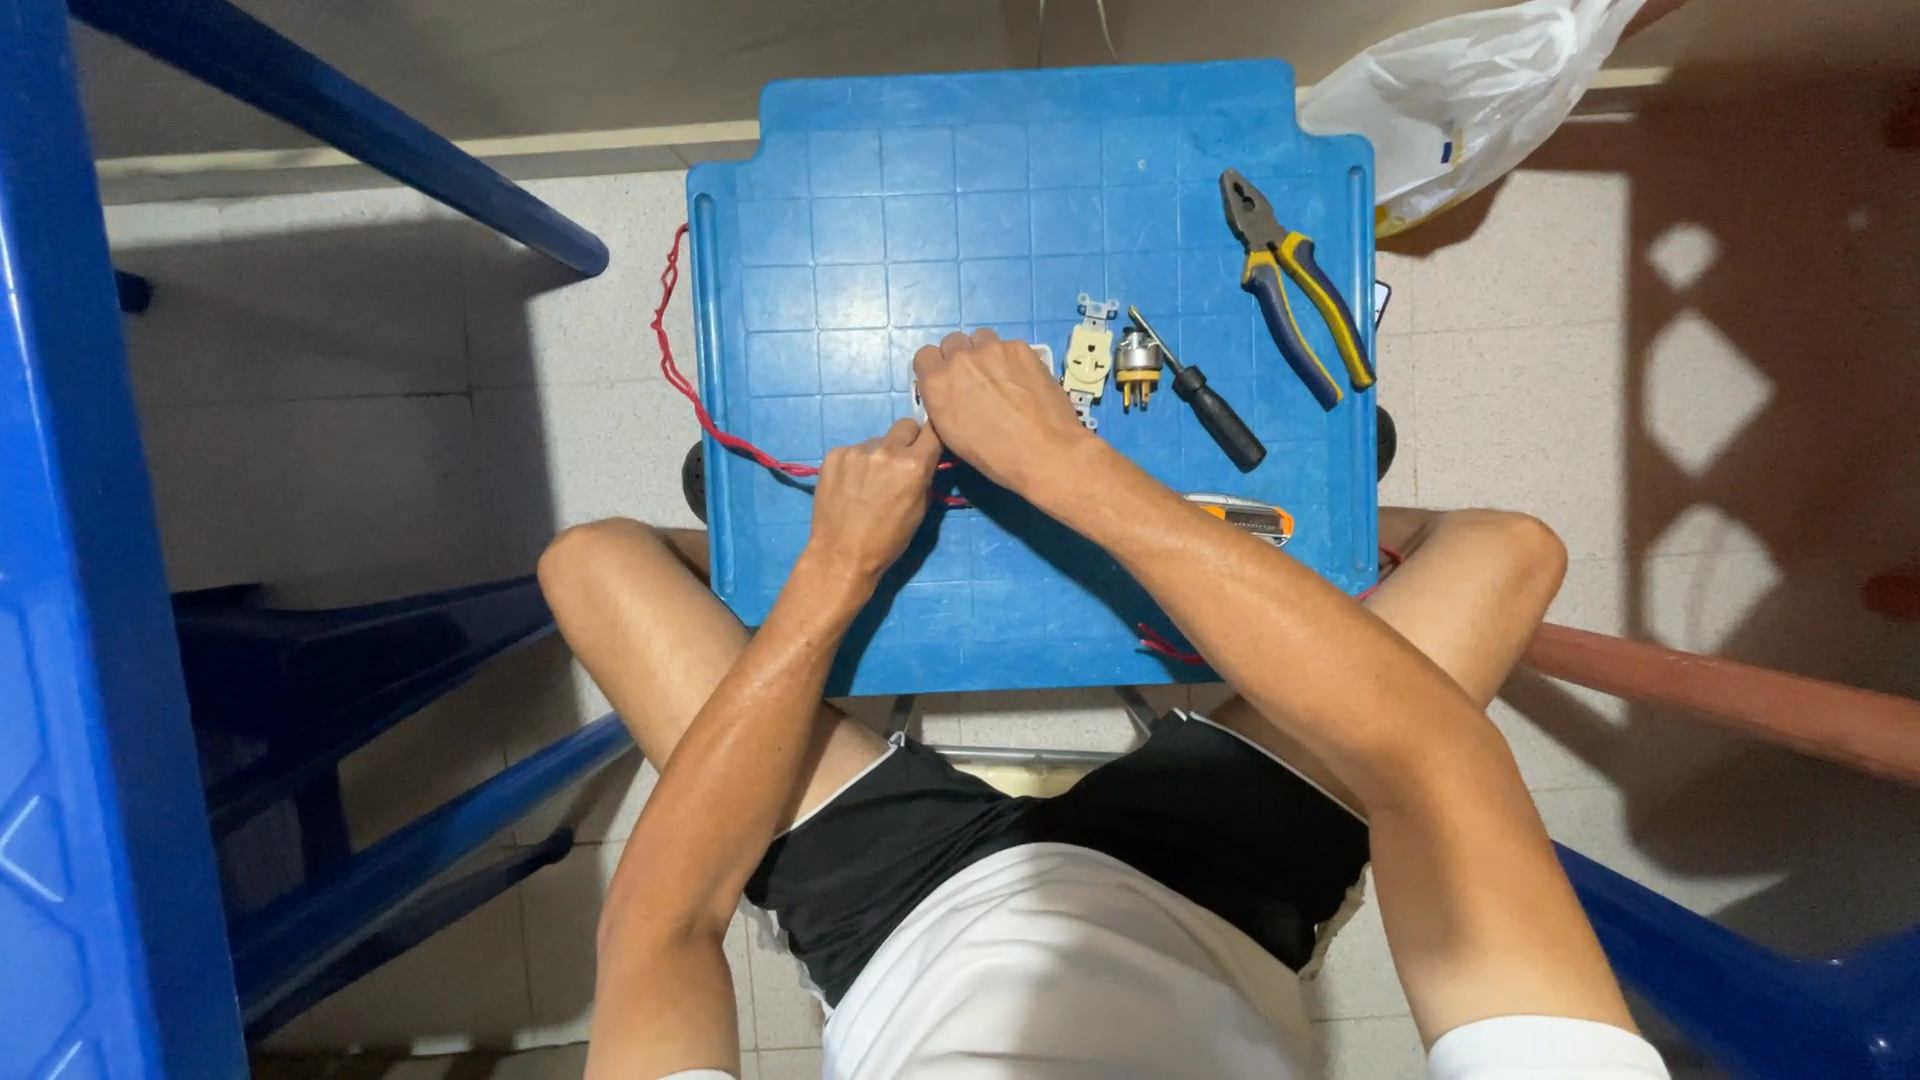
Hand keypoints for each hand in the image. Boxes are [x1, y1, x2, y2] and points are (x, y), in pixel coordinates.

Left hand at [804, 418, 944, 585]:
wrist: (841, 554)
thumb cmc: (888, 540)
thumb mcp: (920, 511)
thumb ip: (925, 478)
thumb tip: (926, 461)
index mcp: (913, 465)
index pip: (933, 429)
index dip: (933, 437)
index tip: (929, 446)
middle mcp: (886, 450)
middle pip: (906, 425)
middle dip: (908, 441)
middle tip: (900, 465)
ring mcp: (857, 450)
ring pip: (878, 440)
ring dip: (879, 455)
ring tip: (869, 483)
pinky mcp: (834, 455)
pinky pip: (854, 451)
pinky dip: (856, 464)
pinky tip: (850, 486)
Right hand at [913, 328, 1094, 494]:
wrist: (1044, 451)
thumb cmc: (995, 456)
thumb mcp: (952, 436)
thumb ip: (942, 403)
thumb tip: (947, 392)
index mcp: (937, 383)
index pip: (924, 356)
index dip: (936, 368)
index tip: (949, 381)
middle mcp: (960, 359)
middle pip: (952, 342)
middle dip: (960, 358)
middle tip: (976, 380)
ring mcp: (992, 349)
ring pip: (980, 338)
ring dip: (985, 353)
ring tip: (1001, 377)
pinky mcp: (1020, 347)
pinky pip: (1008, 346)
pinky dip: (1011, 359)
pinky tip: (1024, 380)